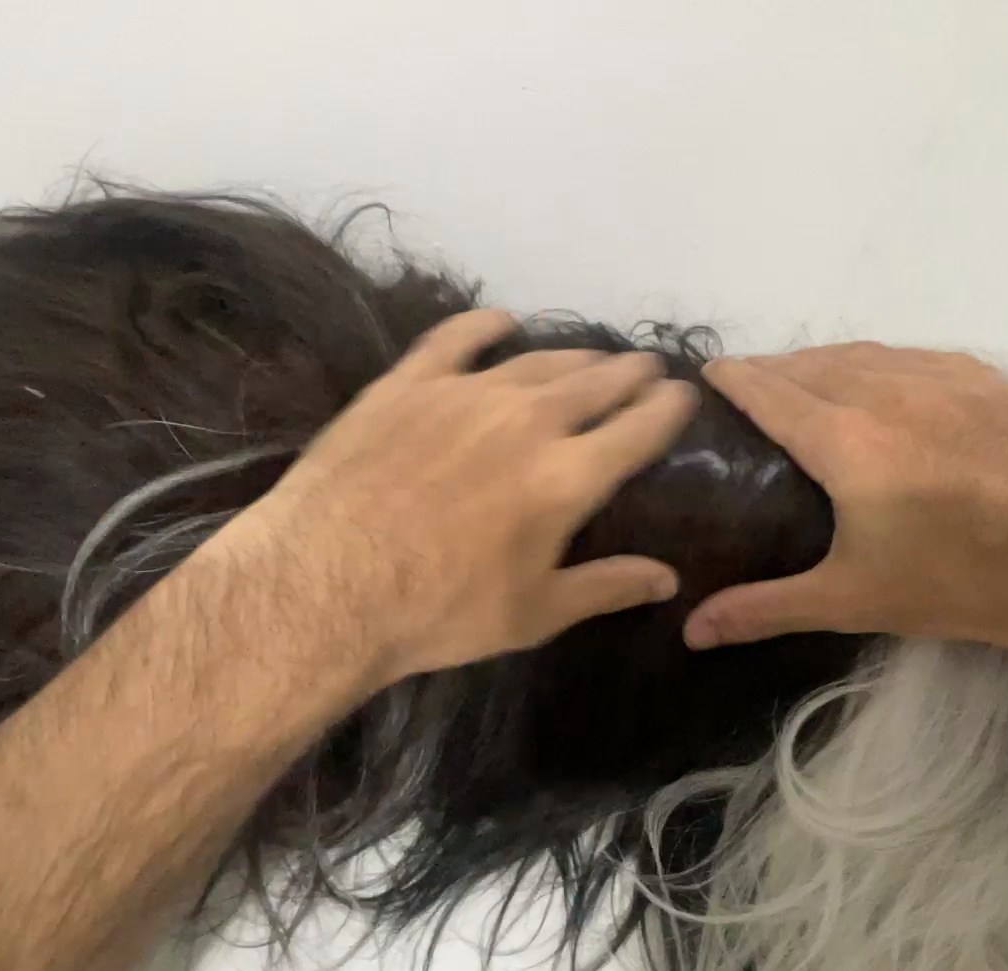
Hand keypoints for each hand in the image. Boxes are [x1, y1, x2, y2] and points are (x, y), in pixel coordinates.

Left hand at [246, 310, 698, 685]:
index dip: (667, 410)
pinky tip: (501, 320)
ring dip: (574, 354)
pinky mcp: (408, 384)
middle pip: (595, 383)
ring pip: (536, 360)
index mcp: (567, 477)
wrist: (323, 588)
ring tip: (594, 354)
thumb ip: (606, 587)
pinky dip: (483, 325)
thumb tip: (669, 580)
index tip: (683, 395)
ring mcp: (465, 393)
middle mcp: (528, 420)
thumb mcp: (535, 613)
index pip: (638, 429)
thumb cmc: (439, 612)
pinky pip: (455, 339)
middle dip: (629, 373)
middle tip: (647, 366)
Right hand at [682, 344, 1007, 666]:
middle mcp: (890, 392)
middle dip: (771, 368)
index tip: (705, 373)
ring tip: (801, 378)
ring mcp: (946, 379)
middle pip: (811, 364)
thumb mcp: (849, 600)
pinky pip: (913, 355)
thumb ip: (763, 609)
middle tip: (745, 385)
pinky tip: (878, 379)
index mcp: (847, 440)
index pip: (770, 390)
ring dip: (821, 361)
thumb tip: (689, 631)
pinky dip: (877, 361)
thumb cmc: (957, 584)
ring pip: (863, 353)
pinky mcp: (991, 381)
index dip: (733, 377)